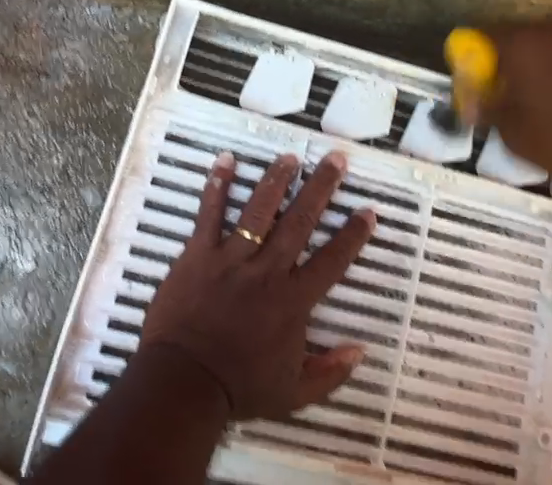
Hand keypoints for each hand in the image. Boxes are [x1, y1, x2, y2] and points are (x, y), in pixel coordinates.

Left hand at [140, 150, 376, 420]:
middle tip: (336, 159)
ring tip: (290, 156)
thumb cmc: (238, 388)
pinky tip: (226, 160)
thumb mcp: (293, 394)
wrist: (182, 384)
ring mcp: (231, 258)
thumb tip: (361, 350)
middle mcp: (267, 271)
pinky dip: (217, 186)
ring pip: (259, 210)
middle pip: (300, 221)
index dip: (352, 235)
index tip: (368, 210)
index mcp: (292, 301)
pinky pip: (209, 213)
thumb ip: (329, 372)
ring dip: (276, 180)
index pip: (332, 260)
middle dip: (320, 187)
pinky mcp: (198, 254)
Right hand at [486, 20, 551, 201]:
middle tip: (509, 100)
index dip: (473, 66)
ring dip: (544, 68)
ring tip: (548, 105)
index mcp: (523, 43)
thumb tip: (478, 99)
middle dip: (509, 65)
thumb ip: (490, 109)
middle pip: (519, 38)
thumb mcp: (517, 136)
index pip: (480, 40)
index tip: (477, 93)